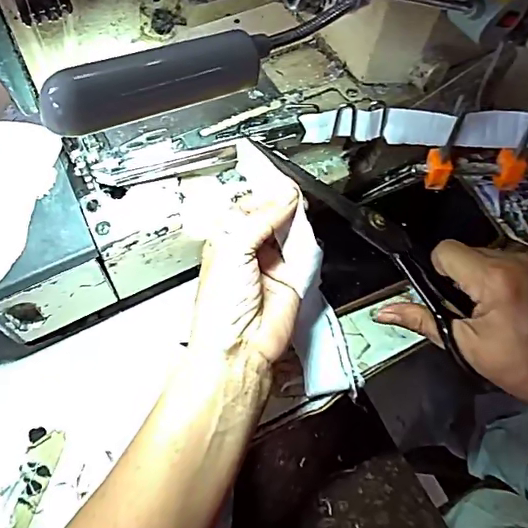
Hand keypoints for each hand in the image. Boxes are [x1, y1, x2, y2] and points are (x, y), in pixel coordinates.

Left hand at [186, 142, 309, 369]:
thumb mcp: (233, 249)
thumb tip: (282, 195)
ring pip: (291, 230)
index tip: (276, 178)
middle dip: (282, 202)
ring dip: (296, 219)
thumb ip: (259, 219)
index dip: (262, 191)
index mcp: (226, 240)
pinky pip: (306, 253)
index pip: (248, 205)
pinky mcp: (293, 279)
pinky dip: (309, 241)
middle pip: (272, 214)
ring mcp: (272, 264)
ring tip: (298, 209)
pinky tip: (306, 233)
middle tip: (291, 191)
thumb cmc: (218, 310)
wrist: (239, 348)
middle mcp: (249, 250)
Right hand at [374, 242, 527, 415]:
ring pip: (488, 254)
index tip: (452, 299)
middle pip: (467, 252)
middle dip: (463, 277)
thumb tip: (383, 312)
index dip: (439, 273)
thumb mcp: (465, 346)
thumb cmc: (523, 367)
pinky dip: (505, 276)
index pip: (445, 251)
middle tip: (475, 313)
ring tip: (498, 310)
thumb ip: (422, 320)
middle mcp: (519, 259)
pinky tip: (515, 304)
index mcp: (494, 278)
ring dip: (484, 276)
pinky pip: (511, 259)